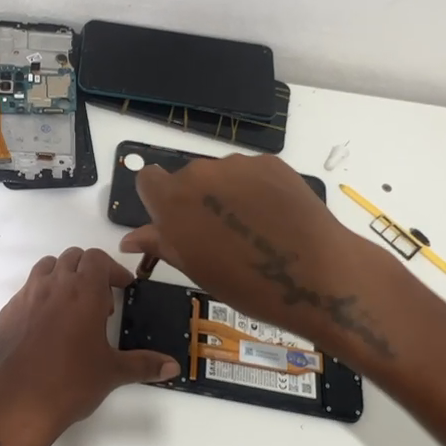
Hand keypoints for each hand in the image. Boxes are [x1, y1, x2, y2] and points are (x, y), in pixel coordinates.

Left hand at [0, 248, 180, 441]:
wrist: (20, 401)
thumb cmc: (72, 382)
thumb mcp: (113, 372)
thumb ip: (144, 364)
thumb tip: (173, 367)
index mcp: (84, 291)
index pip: (98, 258)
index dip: (113, 269)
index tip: (122, 288)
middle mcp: (54, 285)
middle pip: (72, 257)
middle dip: (89, 271)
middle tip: (100, 303)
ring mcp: (27, 296)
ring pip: (46, 268)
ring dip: (63, 277)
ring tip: (72, 307)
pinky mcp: (8, 312)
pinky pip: (27, 291)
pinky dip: (41, 297)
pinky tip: (46, 327)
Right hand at [121, 154, 396, 360]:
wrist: (315, 272)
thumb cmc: (245, 282)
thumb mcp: (195, 269)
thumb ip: (160, 244)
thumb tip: (129, 240)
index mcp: (173, 201)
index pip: (148, 180)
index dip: (158, 200)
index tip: (175, 223)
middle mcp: (200, 173)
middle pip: (187, 178)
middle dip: (195, 200)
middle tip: (217, 236)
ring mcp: (238, 165)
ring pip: (220, 175)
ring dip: (226, 194)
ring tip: (251, 229)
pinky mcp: (271, 163)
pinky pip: (251, 173)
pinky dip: (255, 190)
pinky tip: (273, 218)